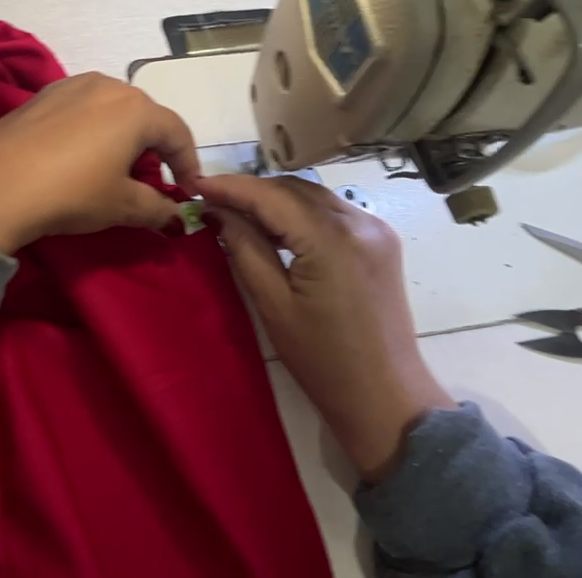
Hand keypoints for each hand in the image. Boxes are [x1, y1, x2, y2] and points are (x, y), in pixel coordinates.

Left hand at [0, 73, 200, 255]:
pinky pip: (82, 108)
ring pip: (112, 108)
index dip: (188, 164)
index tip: (187, 192)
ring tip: (113, 168)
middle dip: (154, 148)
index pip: (177, 133)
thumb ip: (157, 209)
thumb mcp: (122, 206)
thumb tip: (174, 217)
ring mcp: (72, 84)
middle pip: (144, 115)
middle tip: (151, 181)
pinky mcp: (42, 94)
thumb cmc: (72, 192)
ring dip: (122, 136)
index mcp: (136, 108)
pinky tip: (78, 156)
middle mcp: (108, 85)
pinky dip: (91, 129)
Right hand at [201, 174, 453, 482]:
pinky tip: (277, 226)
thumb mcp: (273, 304)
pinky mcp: (381, 240)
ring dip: (274, 198)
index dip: (230, 187)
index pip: (270, 195)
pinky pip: (331, 210)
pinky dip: (299, 210)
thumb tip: (218, 211)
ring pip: (312, 194)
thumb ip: (245, 248)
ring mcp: (375, 227)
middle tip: (211, 201)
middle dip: (250, 190)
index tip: (195, 184)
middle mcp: (358, 221)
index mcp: (331, 239)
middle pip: (292, 188)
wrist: (385, 397)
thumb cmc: (323, 360)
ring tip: (237, 212)